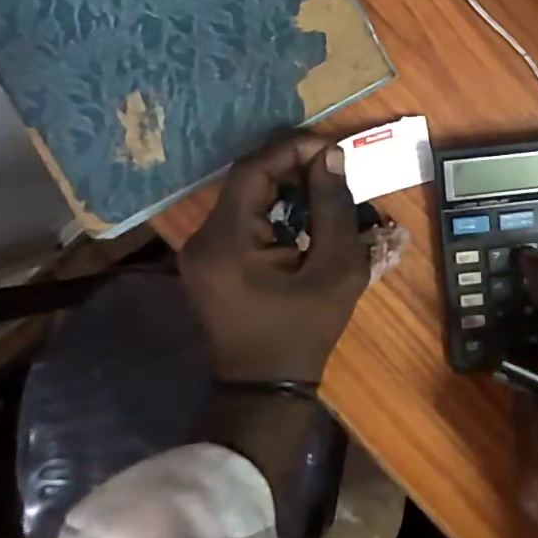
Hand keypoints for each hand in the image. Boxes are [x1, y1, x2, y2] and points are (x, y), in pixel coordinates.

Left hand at [179, 136, 366, 381]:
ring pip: (243, 195)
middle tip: (332, 165)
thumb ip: (334, 207)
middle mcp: (203, 238)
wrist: (266, 388)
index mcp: (227, 241)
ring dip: (282, 183)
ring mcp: (201, 250)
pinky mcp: (208, 258)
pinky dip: (272, 204)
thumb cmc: (305, 330)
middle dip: (290, 165)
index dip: (291, 149)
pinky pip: (241, 215)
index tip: (330, 149)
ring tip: (323, 184)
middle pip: (245, 179)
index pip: (252, 170)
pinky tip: (301, 210)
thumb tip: (331, 157)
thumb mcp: (336, 268)